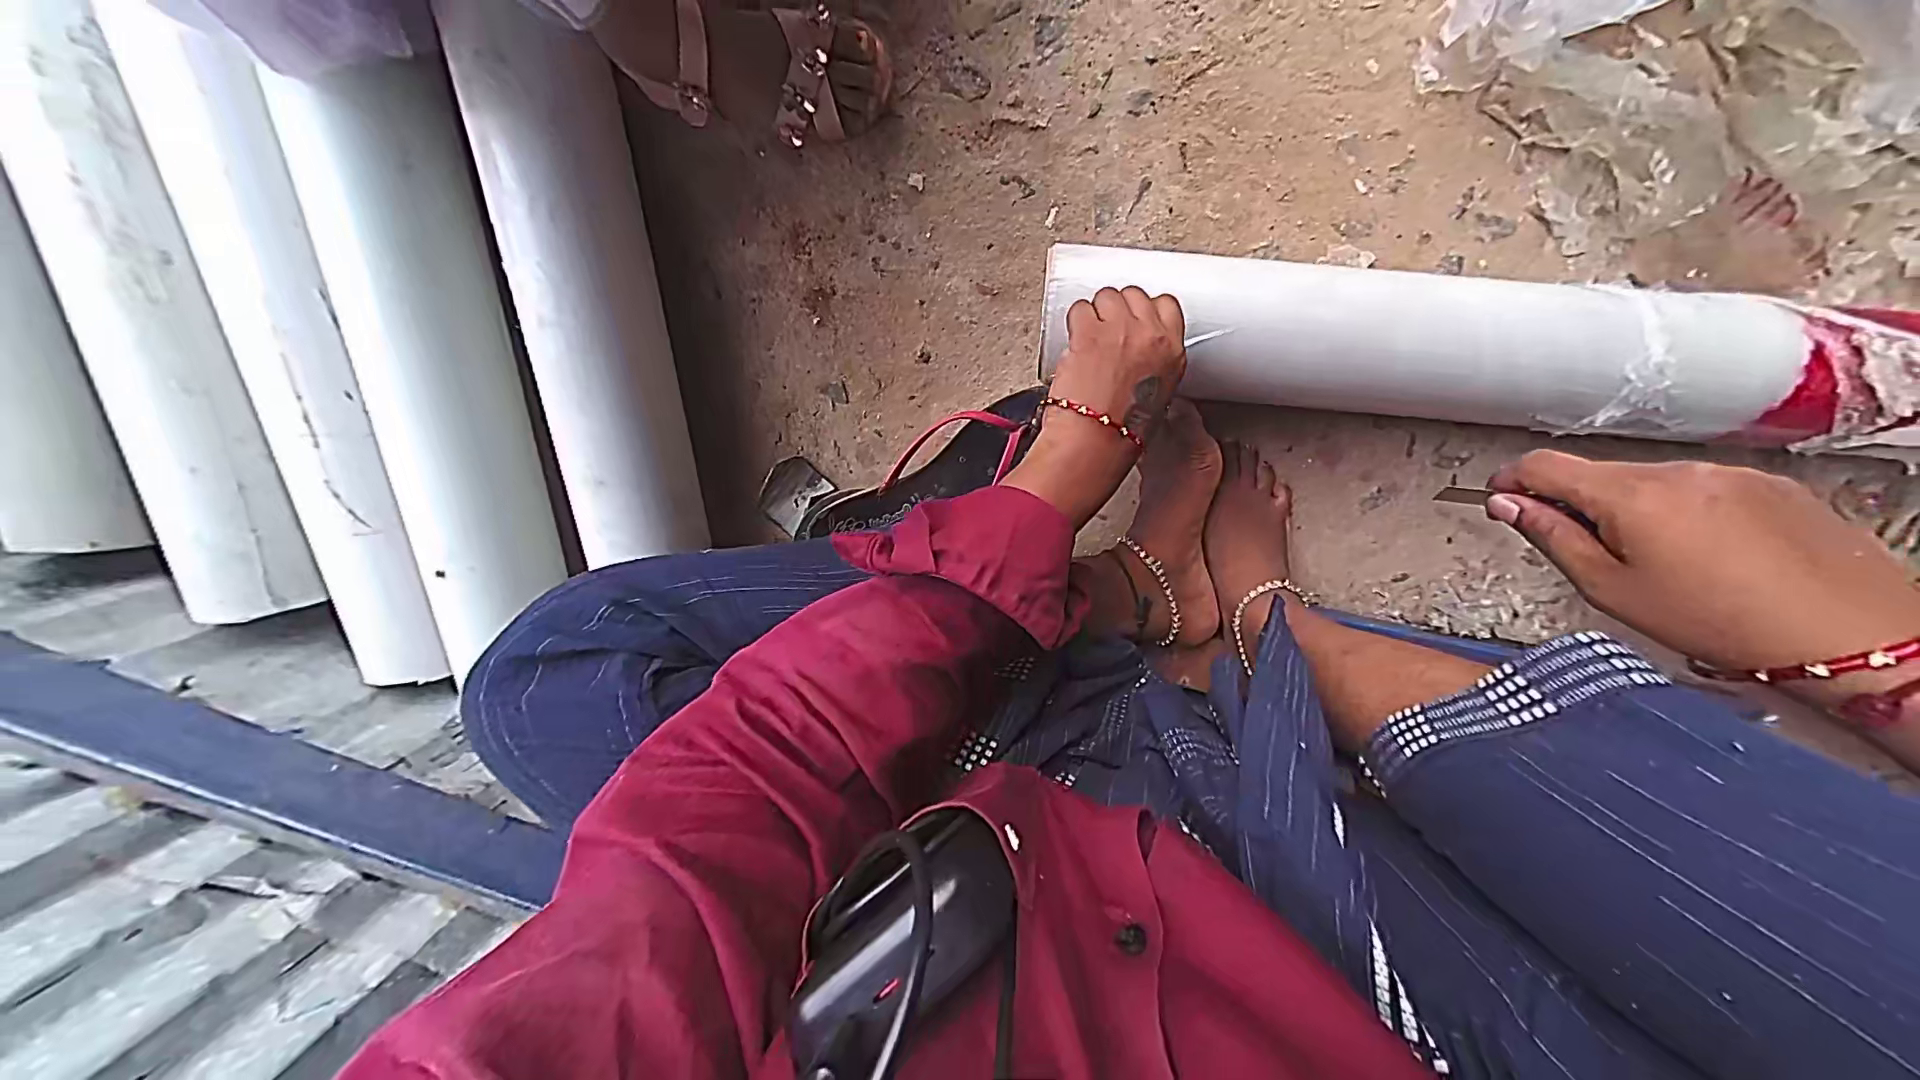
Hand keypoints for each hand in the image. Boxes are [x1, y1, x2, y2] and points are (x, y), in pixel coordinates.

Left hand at [1005, 287, 1186, 526]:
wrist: (1095, 441)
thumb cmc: (1120, 430)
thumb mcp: (1156, 395)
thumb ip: (1152, 365)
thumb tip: (1136, 355)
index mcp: (1172, 351)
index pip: (1166, 305)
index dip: (1143, 309)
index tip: (1131, 320)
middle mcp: (1149, 335)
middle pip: (1133, 295)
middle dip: (1117, 309)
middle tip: (1104, 332)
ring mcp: (1119, 331)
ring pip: (1106, 296)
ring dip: (1094, 313)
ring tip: (1087, 338)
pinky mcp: (1089, 333)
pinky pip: (1080, 308)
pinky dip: (1074, 321)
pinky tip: (1073, 340)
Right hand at [1487, 451, 1919, 699]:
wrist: (1852, 636)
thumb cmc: (1720, 621)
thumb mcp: (1608, 587)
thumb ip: (1551, 536)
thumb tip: (1509, 504)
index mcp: (1633, 495)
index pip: (1544, 464)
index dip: (1511, 480)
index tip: (1501, 498)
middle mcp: (1681, 472)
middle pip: (1597, 474)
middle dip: (1574, 503)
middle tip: (1582, 552)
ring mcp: (1732, 474)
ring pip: (1647, 482)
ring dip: (1629, 510)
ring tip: (1653, 561)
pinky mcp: (1770, 485)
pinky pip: (1698, 488)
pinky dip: (1678, 512)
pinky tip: (1699, 554)